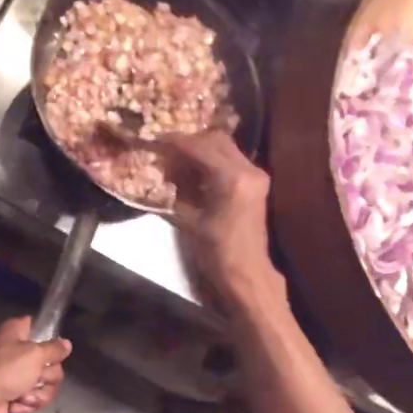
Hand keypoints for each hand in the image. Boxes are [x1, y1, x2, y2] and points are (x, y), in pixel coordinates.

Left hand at [0, 317, 70, 412]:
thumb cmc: (6, 372)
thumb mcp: (35, 355)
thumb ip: (54, 349)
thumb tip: (67, 344)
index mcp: (18, 333)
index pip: (38, 325)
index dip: (47, 337)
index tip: (50, 349)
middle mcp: (18, 351)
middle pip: (52, 362)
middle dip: (47, 376)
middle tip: (36, 378)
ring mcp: (18, 375)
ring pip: (47, 384)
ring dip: (38, 393)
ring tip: (23, 396)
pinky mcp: (17, 395)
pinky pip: (36, 398)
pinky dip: (27, 403)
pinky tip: (16, 404)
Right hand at [155, 132, 281, 307]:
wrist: (247, 272)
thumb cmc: (216, 251)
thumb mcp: (189, 221)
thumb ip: (178, 191)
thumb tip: (165, 171)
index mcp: (231, 179)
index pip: (200, 147)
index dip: (176, 142)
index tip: (156, 139)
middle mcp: (248, 169)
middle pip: (216, 140)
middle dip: (190, 142)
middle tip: (167, 152)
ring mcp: (256, 175)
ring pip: (225, 148)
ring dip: (201, 150)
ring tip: (178, 163)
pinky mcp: (256, 183)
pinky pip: (231, 160)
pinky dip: (212, 161)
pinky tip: (195, 174)